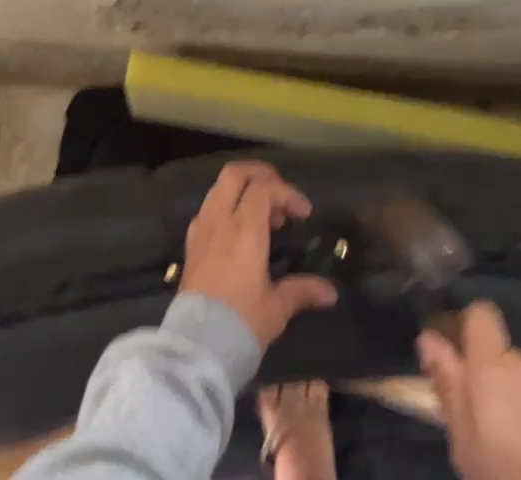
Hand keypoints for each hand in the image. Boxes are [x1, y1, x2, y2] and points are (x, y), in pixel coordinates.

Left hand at [179, 161, 338, 345]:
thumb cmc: (242, 322)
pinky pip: (208, 211)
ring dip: (242, 192)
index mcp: (243, 229)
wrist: (196, 347)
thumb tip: (330, 292)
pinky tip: (239, 234)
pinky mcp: (190, 246)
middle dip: (261, 176)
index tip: (304, 214)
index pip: (264, 188)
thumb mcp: (277, 307)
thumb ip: (302, 290)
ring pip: (218, 189)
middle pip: (235, 174)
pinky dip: (226, 208)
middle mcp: (219, 221)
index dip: (288, 193)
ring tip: (264, 218)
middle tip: (281, 198)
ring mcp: (200, 231)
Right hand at [418, 301, 520, 479]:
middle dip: (479, 371)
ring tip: (496, 432)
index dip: (464, 325)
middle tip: (468, 410)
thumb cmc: (504, 467)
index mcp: (491, 365)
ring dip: (501, 391)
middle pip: (494, 351)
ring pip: (513, 373)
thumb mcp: (462, 435)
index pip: (480, 315)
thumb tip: (428, 339)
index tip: (451, 353)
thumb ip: (447, 384)